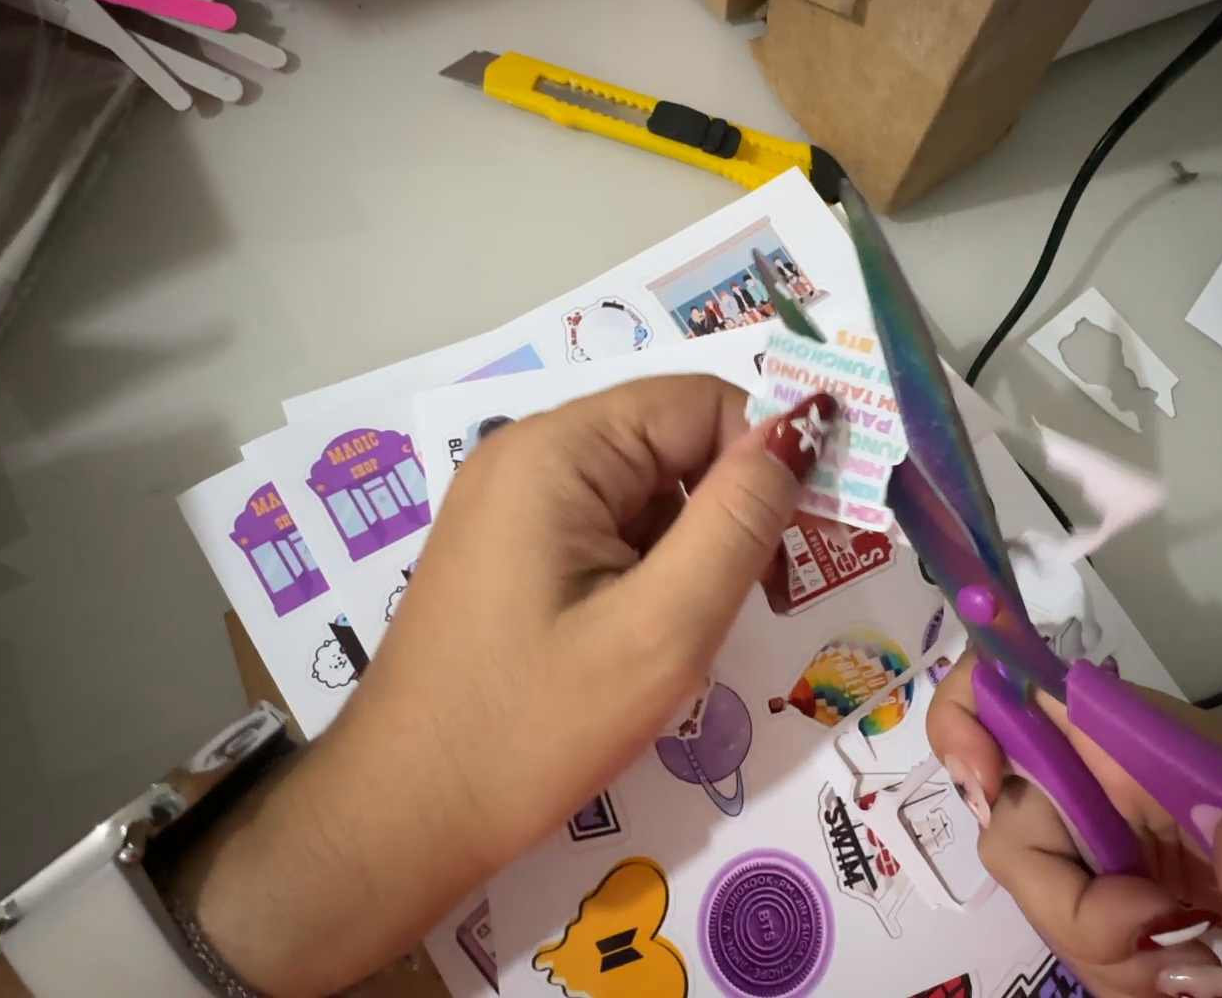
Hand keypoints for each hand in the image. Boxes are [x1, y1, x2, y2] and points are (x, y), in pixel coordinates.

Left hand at [373, 376, 833, 867]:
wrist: (405, 819)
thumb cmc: (535, 727)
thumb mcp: (663, 626)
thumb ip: (742, 516)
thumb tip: (805, 422)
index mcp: (558, 451)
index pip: (700, 402)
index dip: (769, 453)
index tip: (816, 529)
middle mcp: (531, 454)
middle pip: (674, 440)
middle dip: (734, 503)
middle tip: (769, 589)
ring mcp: (517, 500)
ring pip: (650, 486)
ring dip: (699, 539)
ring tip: (702, 620)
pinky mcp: (517, 543)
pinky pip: (614, 523)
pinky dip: (658, 560)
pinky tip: (657, 623)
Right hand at [928, 653, 1221, 997]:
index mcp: (1127, 730)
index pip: (1004, 680)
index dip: (962, 716)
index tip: (984, 789)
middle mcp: (1098, 768)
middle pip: (1008, 816)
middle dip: (1061, 899)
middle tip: (1157, 946)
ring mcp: (1107, 827)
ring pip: (1036, 881)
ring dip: (1095, 947)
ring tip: (1201, 977)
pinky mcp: (1121, 880)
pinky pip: (1071, 920)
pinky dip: (1113, 965)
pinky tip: (1188, 977)